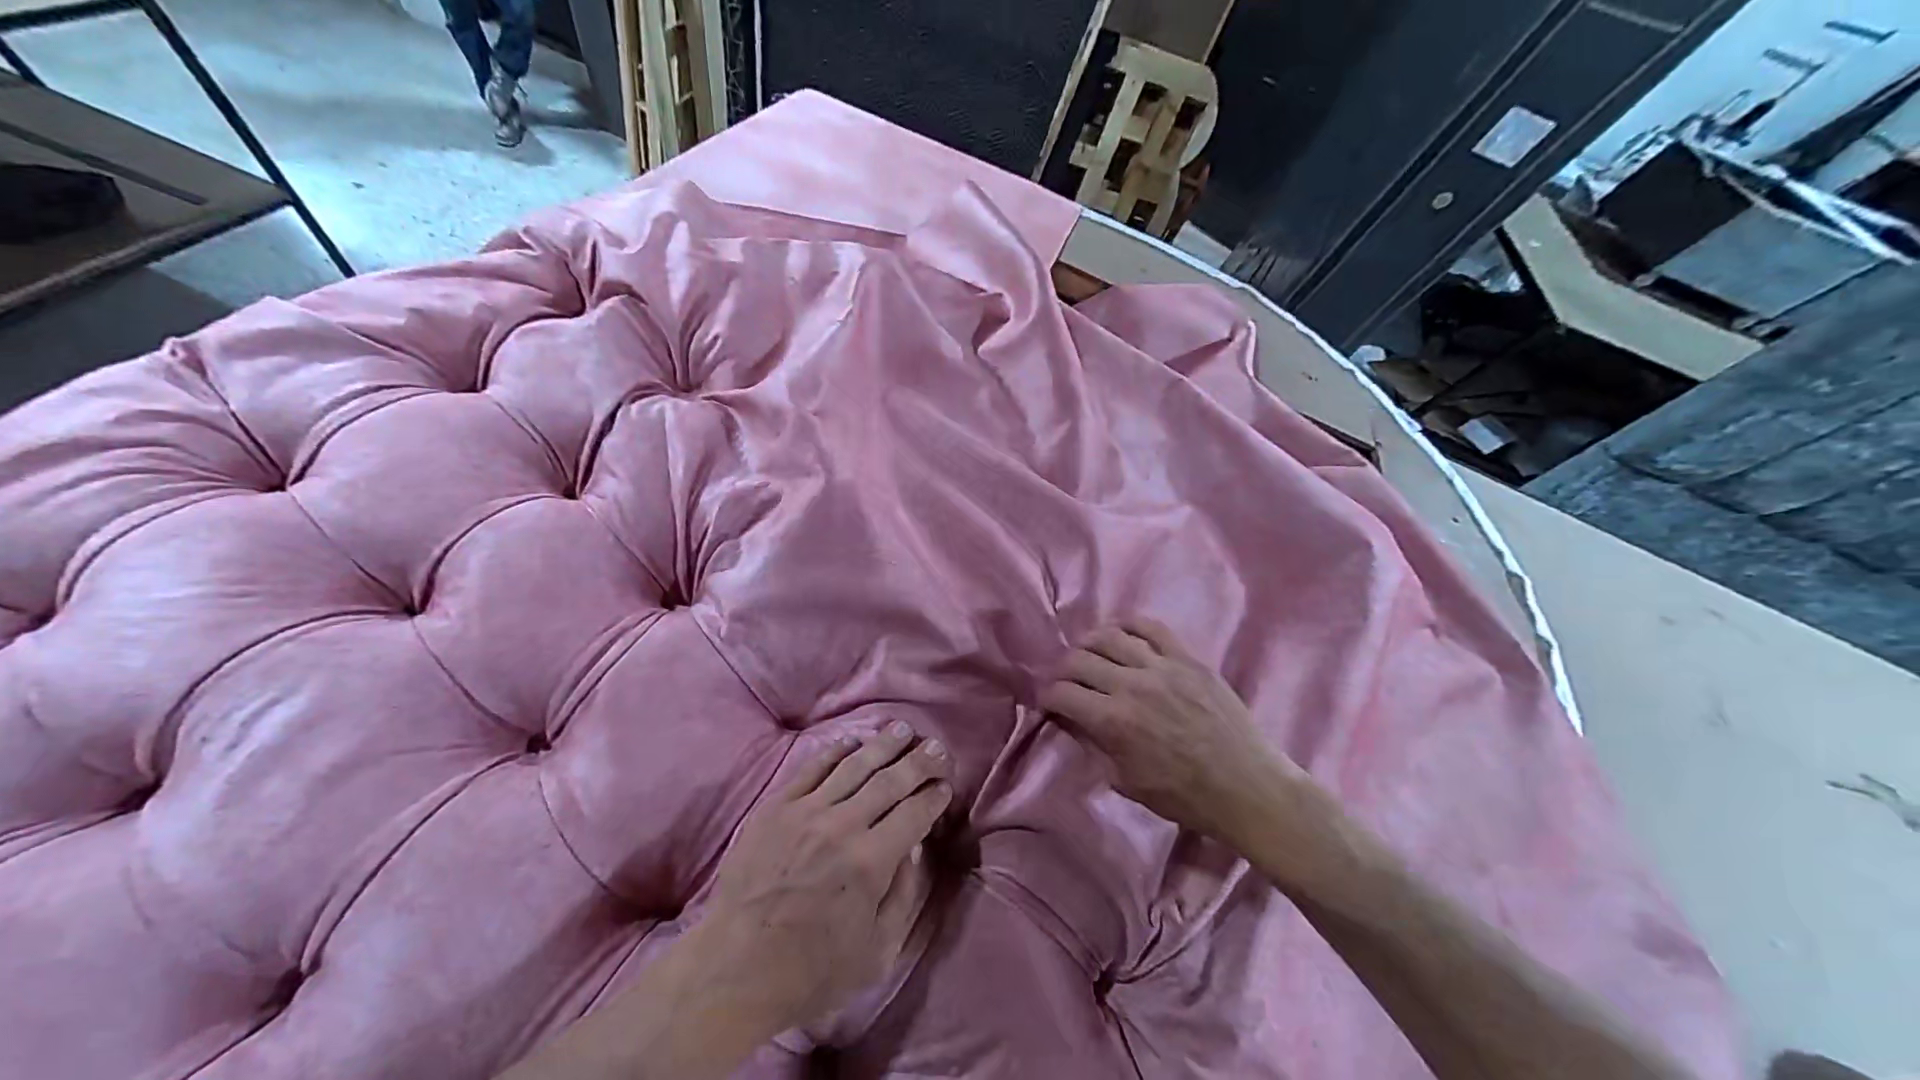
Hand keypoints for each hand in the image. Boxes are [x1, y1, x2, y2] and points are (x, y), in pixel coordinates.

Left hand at [689, 722, 953, 1033]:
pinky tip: (851, 742)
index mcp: (872, 862)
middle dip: (919, 761)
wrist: (734, 968)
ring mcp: (806, 812)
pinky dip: (835, 752)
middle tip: (936, 746)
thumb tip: (914, 848)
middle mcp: (843, 826)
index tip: (945, 785)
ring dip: (882, 745)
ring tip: (902, 730)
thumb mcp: (877, 953)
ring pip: (854, 766)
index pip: (915, 813)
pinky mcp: (776, 808)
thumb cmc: (811, 970)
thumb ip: (903, 896)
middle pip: (891, 780)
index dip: (935, 795)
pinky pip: (812, 769)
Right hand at [1039, 618, 1303, 844]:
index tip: (1046, 701)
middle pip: (1078, 660)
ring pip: (1109, 636)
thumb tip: (1070, 719)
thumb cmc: (1183, 795)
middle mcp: (1131, 685)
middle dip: (1060, 669)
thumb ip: (1093, 746)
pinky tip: (1119, 632)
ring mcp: (1161, 666)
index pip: (1061, 693)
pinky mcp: (1188, 658)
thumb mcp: (1125, 782)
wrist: (1246, 787)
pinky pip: (1150, 627)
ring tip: (1086, 653)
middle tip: (1063, 680)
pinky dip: (1128, 624)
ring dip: (1088, 643)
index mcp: (1113, 722)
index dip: (1046, 696)